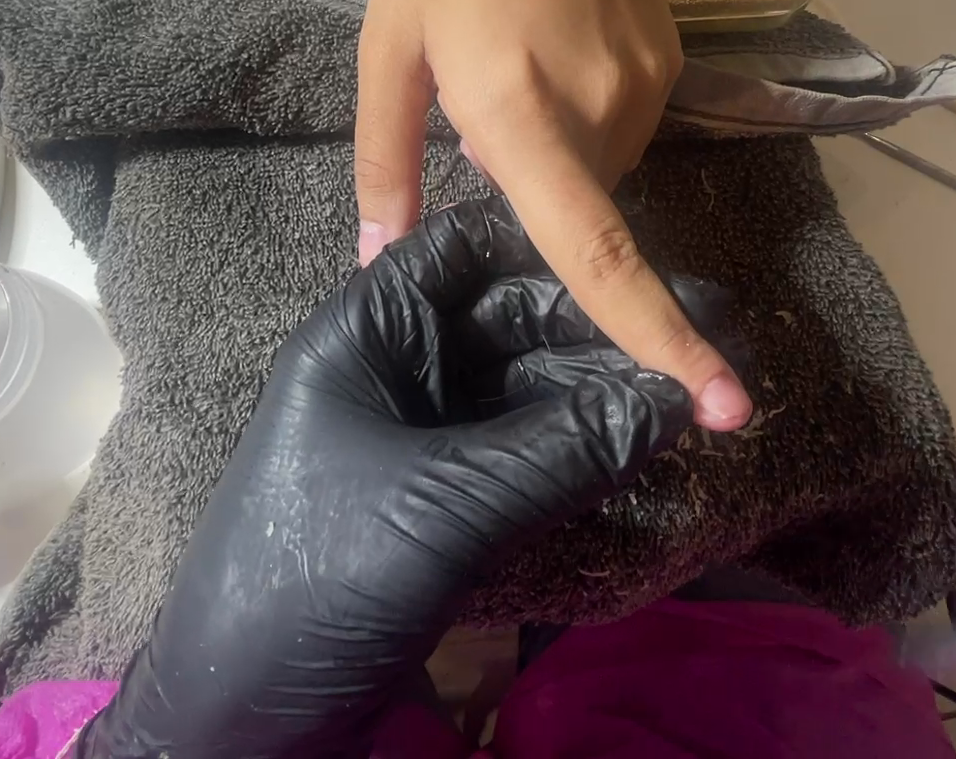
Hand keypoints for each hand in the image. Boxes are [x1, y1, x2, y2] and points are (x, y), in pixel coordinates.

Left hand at [95, 199, 696, 758]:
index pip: (460, 250)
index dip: (544, 243)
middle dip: (596, 326)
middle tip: (705, 334)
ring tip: (696, 389)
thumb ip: (561, 448)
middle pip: (506, 316)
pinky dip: (575, 438)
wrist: (250, 712)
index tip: (636, 255)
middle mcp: (398, 361)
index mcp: (367, 330)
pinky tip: (641, 437)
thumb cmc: (319, 578)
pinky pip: (520, 440)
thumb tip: (677, 400)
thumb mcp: (442, 506)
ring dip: (597, 386)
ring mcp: (423, 424)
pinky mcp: (444, 483)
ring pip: (522, 382)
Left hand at [351, 0, 751, 431]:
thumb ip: (385, 160)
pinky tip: (550, 56)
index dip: (654, 335)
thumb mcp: (388, 51)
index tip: (720, 406)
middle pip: (582, 212)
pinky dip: (581, 121)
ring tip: (514, 74)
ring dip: (556, 152)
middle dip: (537, 197)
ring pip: (602, 169)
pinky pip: (620, 127)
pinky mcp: (670, 63)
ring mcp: (648, 86)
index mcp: (518, 114)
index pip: (596, 251)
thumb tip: (380, 252)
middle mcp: (601, 112)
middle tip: (487, 122)